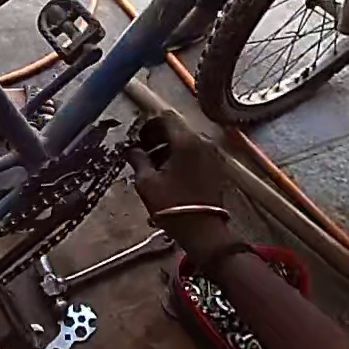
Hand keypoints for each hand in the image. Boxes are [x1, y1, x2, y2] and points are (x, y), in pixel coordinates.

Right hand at [125, 110, 235, 251]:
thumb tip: (131, 150)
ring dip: (169, 149)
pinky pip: (196, 154)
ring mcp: (213, 155)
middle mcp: (203, 142)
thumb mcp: (147, 182)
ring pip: (187, 142)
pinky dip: (182, 158)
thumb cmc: (172, 205)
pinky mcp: (217, 168)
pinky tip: (170, 175)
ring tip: (154, 168)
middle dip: (157, 139)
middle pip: (177, 130)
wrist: (203, 230)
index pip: (165, 118)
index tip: (138, 141)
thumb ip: (137, 160)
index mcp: (185, 141)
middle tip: (142, 154)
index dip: (148, 126)